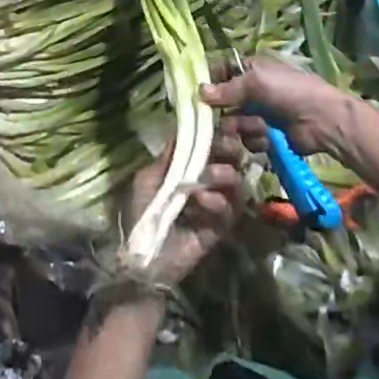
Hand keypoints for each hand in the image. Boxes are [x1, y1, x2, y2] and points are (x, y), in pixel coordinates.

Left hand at [126, 120, 245, 284]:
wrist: (141, 256)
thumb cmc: (141, 212)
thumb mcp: (148, 179)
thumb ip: (168, 158)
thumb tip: (183, 131)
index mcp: (191, 167)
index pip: (213, 145)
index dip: (223, 133)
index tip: (227, 123)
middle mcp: (209, 183)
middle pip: (232, 160)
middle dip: (232, 150)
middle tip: (228, 147)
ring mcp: (217, 206)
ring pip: (237, 184)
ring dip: (224, 175)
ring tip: (208, 177)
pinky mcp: (220, 229)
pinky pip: (229, 212)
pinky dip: (217, 202)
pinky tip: (202, 201)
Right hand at [201, 58, 365, 158]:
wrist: (323, 120)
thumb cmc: (289, 91)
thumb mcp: (256, 82)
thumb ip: (226, 88)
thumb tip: (198, 91)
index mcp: (250, 69)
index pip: (221, 73)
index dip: (209, 84)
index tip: (197, 96)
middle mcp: (251, 91)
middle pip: (223, 103)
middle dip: (224, 114)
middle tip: (225, 121)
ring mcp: (258, 114)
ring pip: (233, 124)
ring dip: (243, 128)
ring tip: (257, 128)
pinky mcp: (266, 136)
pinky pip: (248, 139)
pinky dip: (256, 140)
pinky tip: (268, 138)